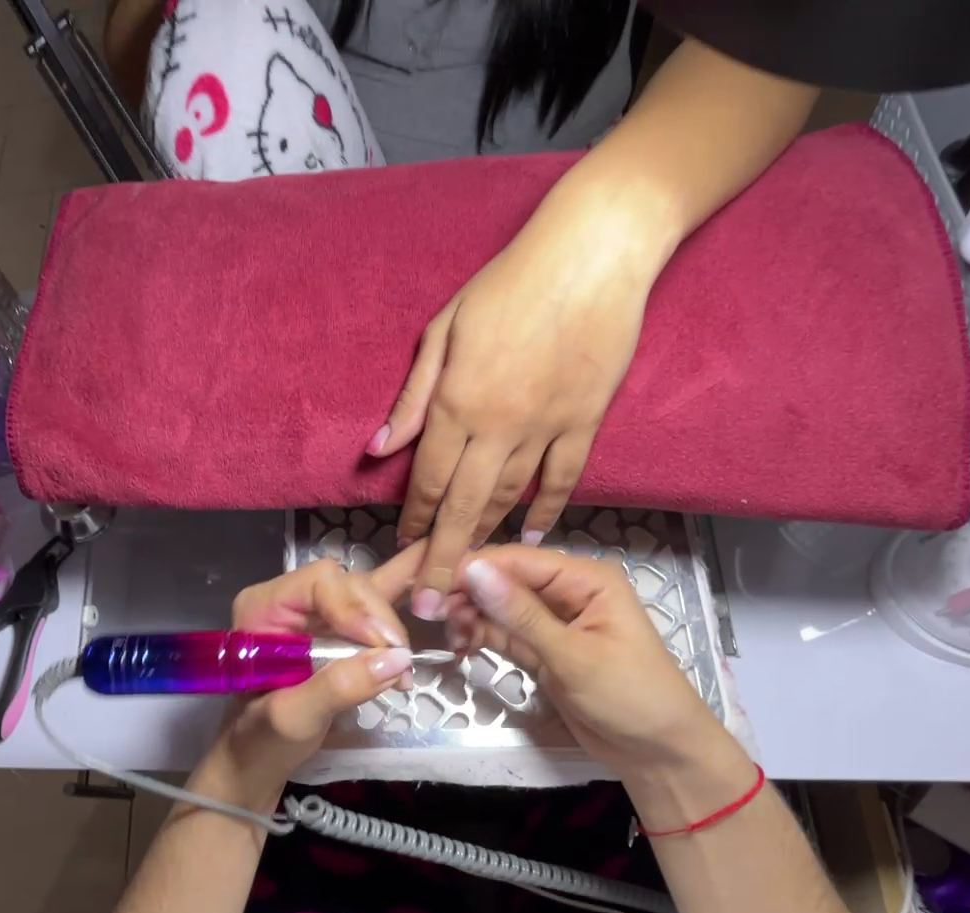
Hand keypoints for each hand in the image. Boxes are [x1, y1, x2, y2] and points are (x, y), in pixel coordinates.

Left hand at [193, 544, 426, 812]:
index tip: (383, 644)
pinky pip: (368, 613)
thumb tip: (397, 659)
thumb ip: (340, 685)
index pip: (319, 582)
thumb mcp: (295, 717)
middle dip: (378, 619)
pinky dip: (392, 620)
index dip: (355, 607)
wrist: (254, 760)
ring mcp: (312, 613)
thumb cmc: (261, 739)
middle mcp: (287, 600)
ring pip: (364, 598)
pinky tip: (423, 612)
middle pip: (347, 586)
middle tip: (401, 662)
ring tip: (403, 669)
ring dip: (390, 628)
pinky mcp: (332, 629)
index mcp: (263, 608)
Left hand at [372, 231, 652, 621]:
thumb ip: (413, 397)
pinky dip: (546, 510)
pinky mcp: (586, 421)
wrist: (590, 256)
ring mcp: (546, 427)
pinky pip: (563, 478)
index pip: (428, 479)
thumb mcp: (443, 331)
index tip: (402, 545)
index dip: (414, 518)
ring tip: (469, 570)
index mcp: (457, 404)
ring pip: (510, 497)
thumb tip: (379, 448)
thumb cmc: (506, 286)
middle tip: (430, 599)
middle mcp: (498, 426)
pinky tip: (530, 536)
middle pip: (465, 505)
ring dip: (487, 536)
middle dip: (443, 556)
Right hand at [441, 545, 730, 779]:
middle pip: (503, 579)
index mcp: (586, 578)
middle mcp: (567, 591)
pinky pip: (502, 633)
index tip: (428, 581)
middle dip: (465, 592)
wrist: (658, 755)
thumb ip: (521, 614)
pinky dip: (479, 636)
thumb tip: (475, 571)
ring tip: (447, 634)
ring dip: (469, 616)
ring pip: (497, 607)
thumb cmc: (631, 698)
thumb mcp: (574, 656)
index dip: (472, 567)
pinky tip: (460, 645)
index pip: (518, 560)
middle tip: (429, 612)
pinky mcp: (540, 649)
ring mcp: (551, 621)